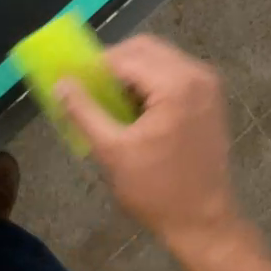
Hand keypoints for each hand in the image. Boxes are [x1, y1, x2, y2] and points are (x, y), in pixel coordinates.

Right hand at [58, 35, 257, 255]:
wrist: (202, 220)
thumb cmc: (156, 190)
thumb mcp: (112, 151)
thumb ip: (84, 111)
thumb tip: (60, 83)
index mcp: (175, 85)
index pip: (124, 57)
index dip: (93, 67)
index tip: (71, 84)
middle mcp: (197, 75)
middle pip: (145, 49)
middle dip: (112, 66)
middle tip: (88, 93)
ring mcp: (208, 86)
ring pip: (159, 60)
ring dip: (130, 74)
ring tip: (109, 105)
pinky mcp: (210, 100)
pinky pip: (173, 76)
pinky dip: (149, 85)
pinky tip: (133, 112)